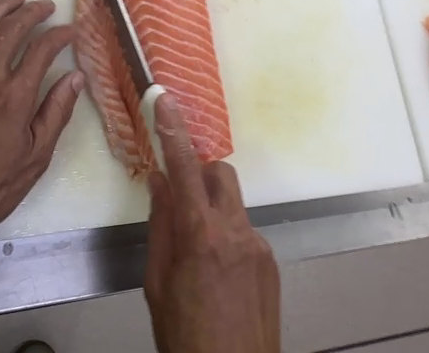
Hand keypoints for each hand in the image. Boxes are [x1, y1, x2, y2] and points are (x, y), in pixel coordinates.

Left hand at [0, 0, 80, 352]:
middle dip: (33, 12)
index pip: (43, 49)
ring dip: (0, 7)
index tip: (70, 31)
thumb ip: (56, 113)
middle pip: (12, 28)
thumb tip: (75, 77)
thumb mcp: (35, 159)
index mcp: (15, 97)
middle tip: (46, 5)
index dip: (60, 35)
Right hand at [144, 94, 280, 352]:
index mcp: (200, 237)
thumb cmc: (185, 338)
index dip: (173, 131)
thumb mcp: (157, 284)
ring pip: (233, 204)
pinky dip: (227, 237)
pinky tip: (216, 274)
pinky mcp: (271, 262)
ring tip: (196, 252)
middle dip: (199, 173)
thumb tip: (159, 183)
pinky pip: (245, 232)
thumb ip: (160, 227)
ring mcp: (258, 246)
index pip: (183, 169)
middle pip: (220, 174)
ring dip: (212, 210)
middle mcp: (236, 232)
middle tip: (180, 195)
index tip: (165, 100)